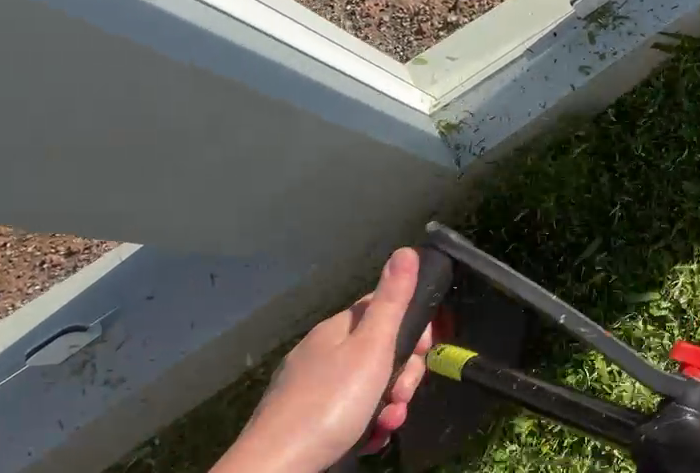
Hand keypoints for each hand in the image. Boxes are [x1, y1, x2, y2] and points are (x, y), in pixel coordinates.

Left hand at [213, 248, 434, 472]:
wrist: (274, 472)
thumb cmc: (329, 403)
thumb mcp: (372, 347)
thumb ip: (392, 301)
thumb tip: (405, 250)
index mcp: (337, 330)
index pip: (385, 309)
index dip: (413, 326)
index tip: (425, 348)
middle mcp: (322, 355)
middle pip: (381, 351)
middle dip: (403, 373)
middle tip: (403, 394)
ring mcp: (312, 392)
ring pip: (369, 387)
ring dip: (390, 403)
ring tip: (389, 423)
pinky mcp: (307, 426)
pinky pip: (350, 415)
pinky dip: (367, 425)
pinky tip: (371, 439)